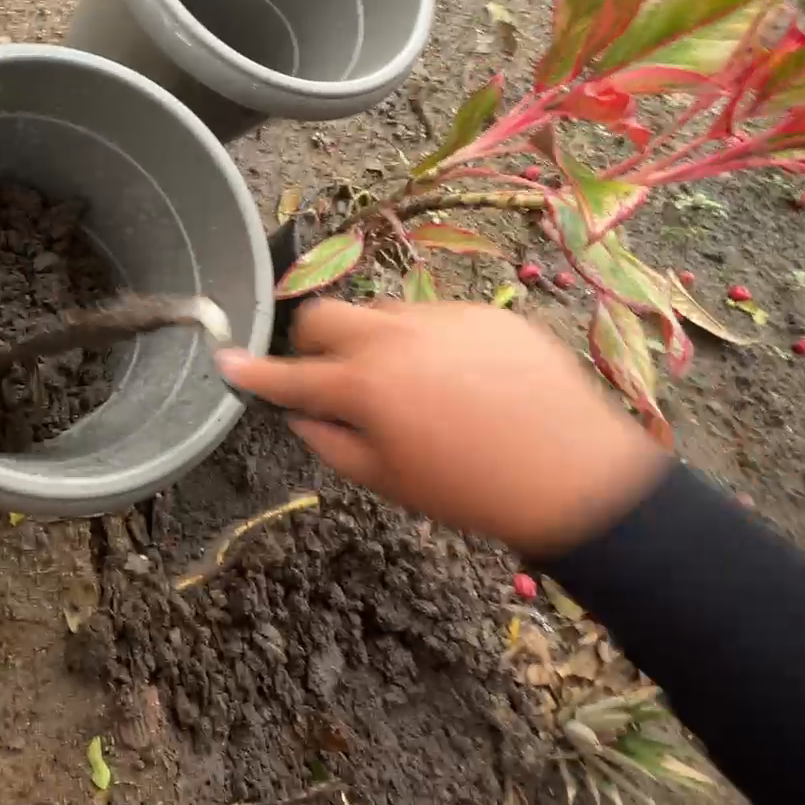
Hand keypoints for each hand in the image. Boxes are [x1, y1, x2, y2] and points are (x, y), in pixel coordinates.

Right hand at [216, 299, 669, 557]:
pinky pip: (432, 318)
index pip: (290, 374)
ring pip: (379, 313)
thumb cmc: (469, 491)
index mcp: (365, 385)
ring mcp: (442, 319)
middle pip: (323, 314)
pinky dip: (424, 342)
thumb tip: (302, 414)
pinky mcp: (485, 314)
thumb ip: (329, 441)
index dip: (251, 370)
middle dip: (312, 341)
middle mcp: (395, 338)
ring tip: (407, 382)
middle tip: (330, 373)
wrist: (579, 479)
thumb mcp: (385, 480)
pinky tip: (456, 378)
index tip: (225, 359)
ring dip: (372, 341)